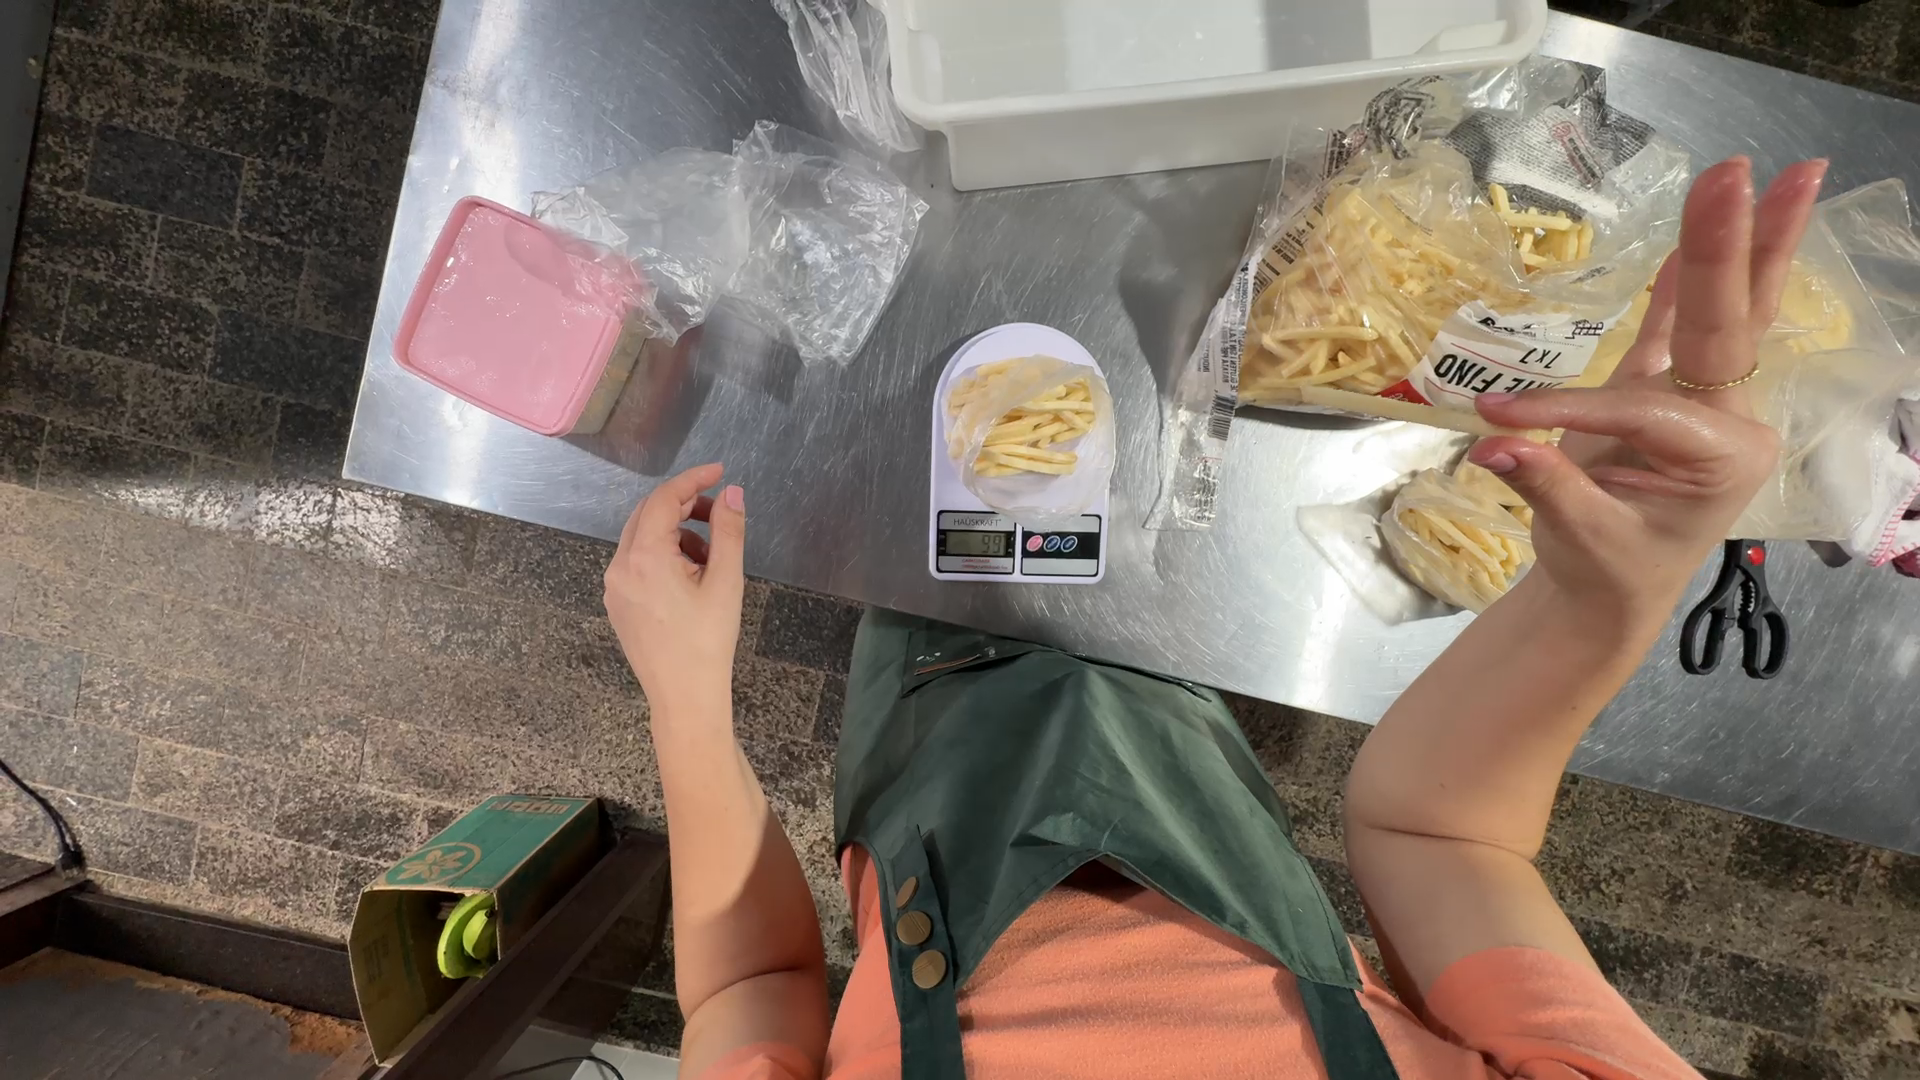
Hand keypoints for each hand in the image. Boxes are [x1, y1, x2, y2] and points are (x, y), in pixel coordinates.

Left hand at [604, 463, 746, 715]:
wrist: (685, 696)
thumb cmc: (709, 640)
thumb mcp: (726, 581)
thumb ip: (729, 531)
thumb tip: (732, 492)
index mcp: (645, 557)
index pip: (664, 500)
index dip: (693, 480)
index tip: (720, 472)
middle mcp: (620, 566)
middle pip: (648, 515)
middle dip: (685, 505)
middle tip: (720, 512)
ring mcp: (614, 587)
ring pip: (641, 538)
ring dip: (676, 531)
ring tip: (712, 554)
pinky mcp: (618, 603)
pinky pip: (637, 562)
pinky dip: (664, 554)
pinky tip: (692, 575)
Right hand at [1468, 157, 1827, 620]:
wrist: (1611, 586)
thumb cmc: (1605, 566)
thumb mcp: (1580, 534)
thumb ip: (1543, 483)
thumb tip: (1489, 446)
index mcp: (1721, 456)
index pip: (1643, 409)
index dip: (1568, 410)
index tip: (1496, 419)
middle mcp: (1726, 419)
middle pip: (1732, 325)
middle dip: (1732, 252)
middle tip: (1749, 175)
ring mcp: (1699, 404)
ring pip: (1723, 317)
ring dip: (1742, 247)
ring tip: (1784, 174)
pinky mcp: (1660, 398)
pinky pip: (1674, 334)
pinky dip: (1680, 287)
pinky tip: (1688, 243)